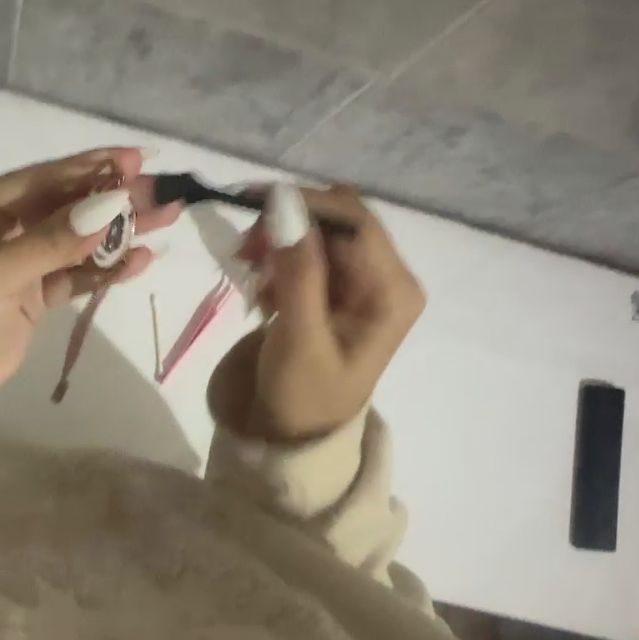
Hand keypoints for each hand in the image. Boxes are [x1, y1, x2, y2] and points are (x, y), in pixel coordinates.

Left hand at [0, 148, 180, 485]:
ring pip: (77, 239)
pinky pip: (77, 274)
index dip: (89, 168)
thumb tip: (107, 208)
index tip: (135, 160)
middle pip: (66, 205)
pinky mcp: (36, 293)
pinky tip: (140, 260)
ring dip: (117, 232)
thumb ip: (51, 241)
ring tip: (165, 219)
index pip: (42, 179)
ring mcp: (22, 261)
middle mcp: (2, 227)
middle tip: (160, 192)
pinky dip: (106, 269)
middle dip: (112, 199)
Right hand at [209, 184, 423, 441]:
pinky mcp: (339, 291)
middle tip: (245, 247)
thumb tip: (284, 202)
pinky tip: (261, 284)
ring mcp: (364, 284)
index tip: (252, 203)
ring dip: (280, 240)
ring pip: (321, 232)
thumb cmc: (302, 396)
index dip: (306, 204)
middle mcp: (388, 279)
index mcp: (393, 291)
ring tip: (247, 267)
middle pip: (340, 221)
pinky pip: (310, 253)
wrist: (294, 437)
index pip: (355, 222)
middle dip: (290, 224)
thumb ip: (297, 268)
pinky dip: (281, 258)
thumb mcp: (299, 336)